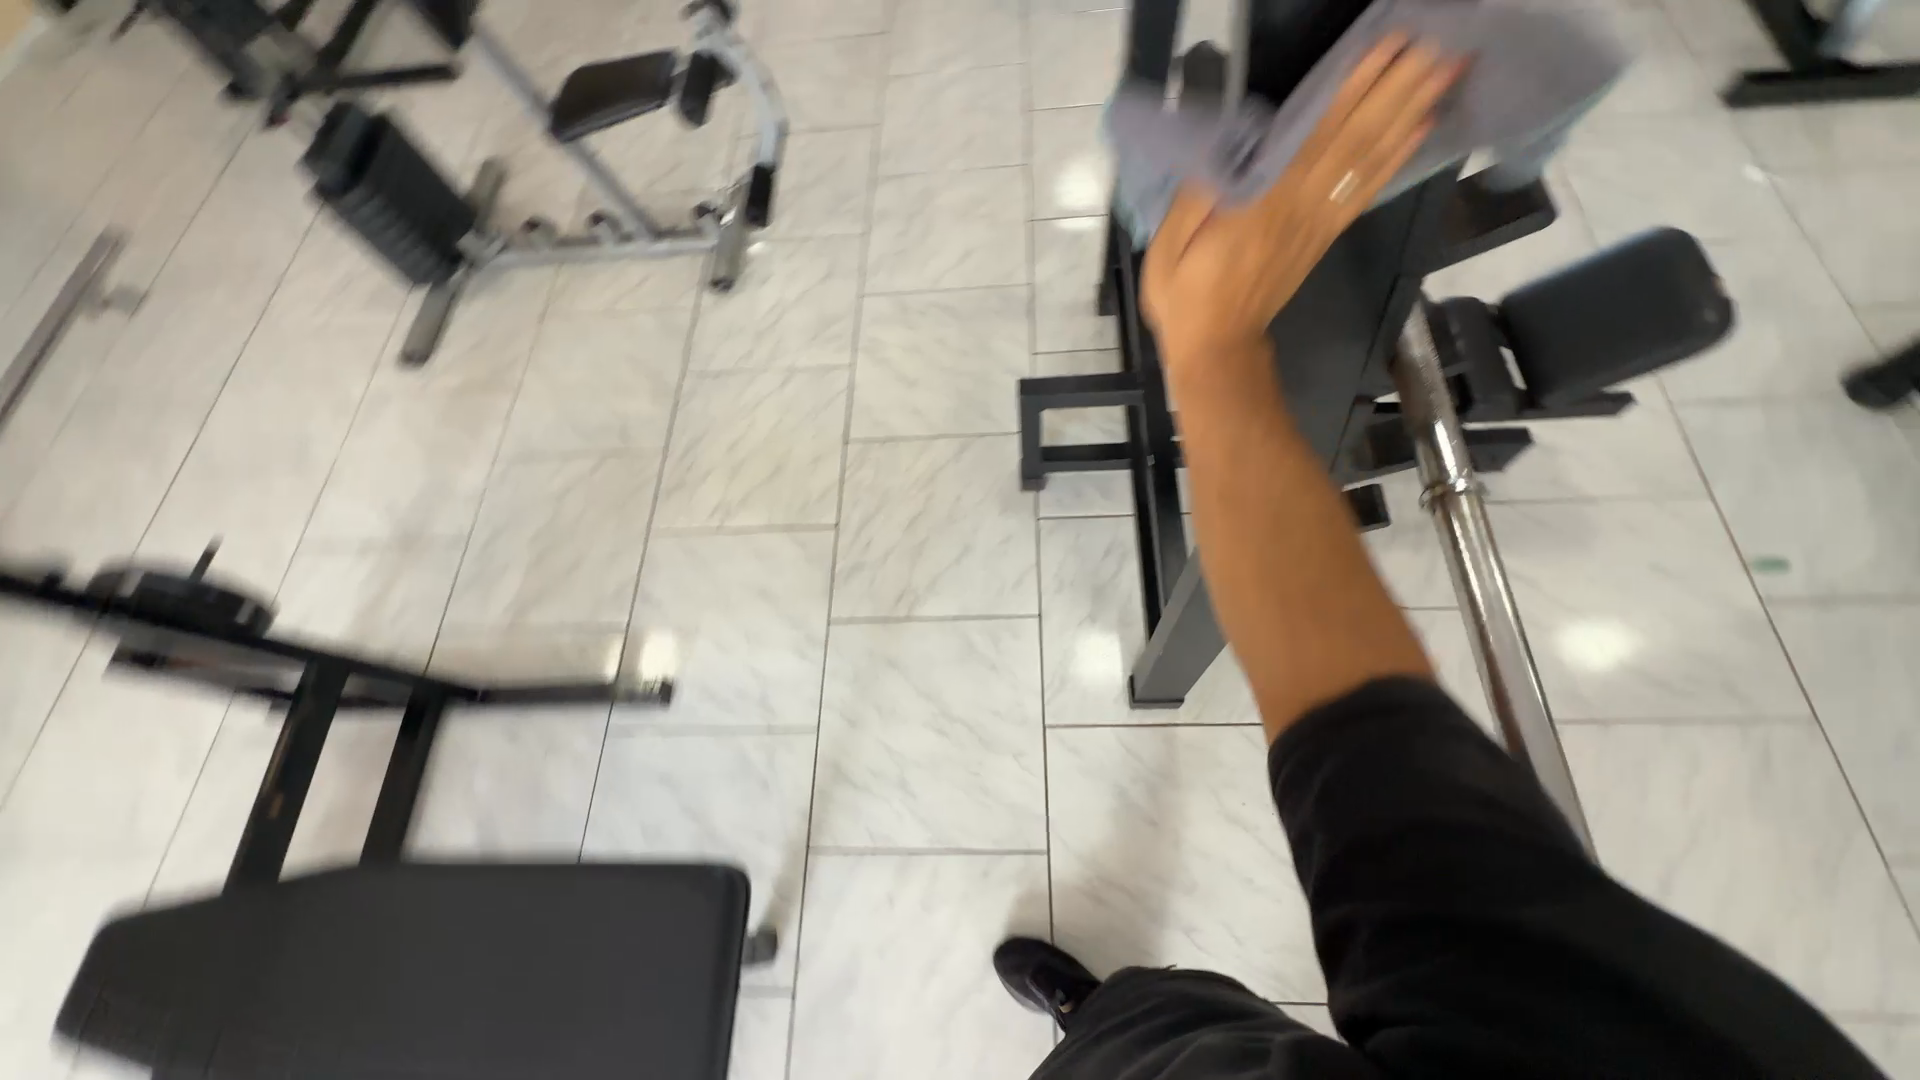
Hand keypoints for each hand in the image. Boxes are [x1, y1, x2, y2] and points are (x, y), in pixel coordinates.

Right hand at [1141, 36, 1463, 375]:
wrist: (1218, 346)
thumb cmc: (1186, 299)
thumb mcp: (1168, 251)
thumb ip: (1194, 199)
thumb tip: (1222, 149)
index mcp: (1261, 207)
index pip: (1315, 138)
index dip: (1353, 92)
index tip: (1387, 47)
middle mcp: (1301, 208)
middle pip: (1355, 140)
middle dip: (1396, 88)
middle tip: (1438, 40)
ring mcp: (1318, 223)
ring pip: (1368, 160)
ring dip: (1408, 112)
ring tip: (1445, 68)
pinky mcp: (1324, 236)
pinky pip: (1365, 190)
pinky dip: (1396, 157)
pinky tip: (1421, 127)